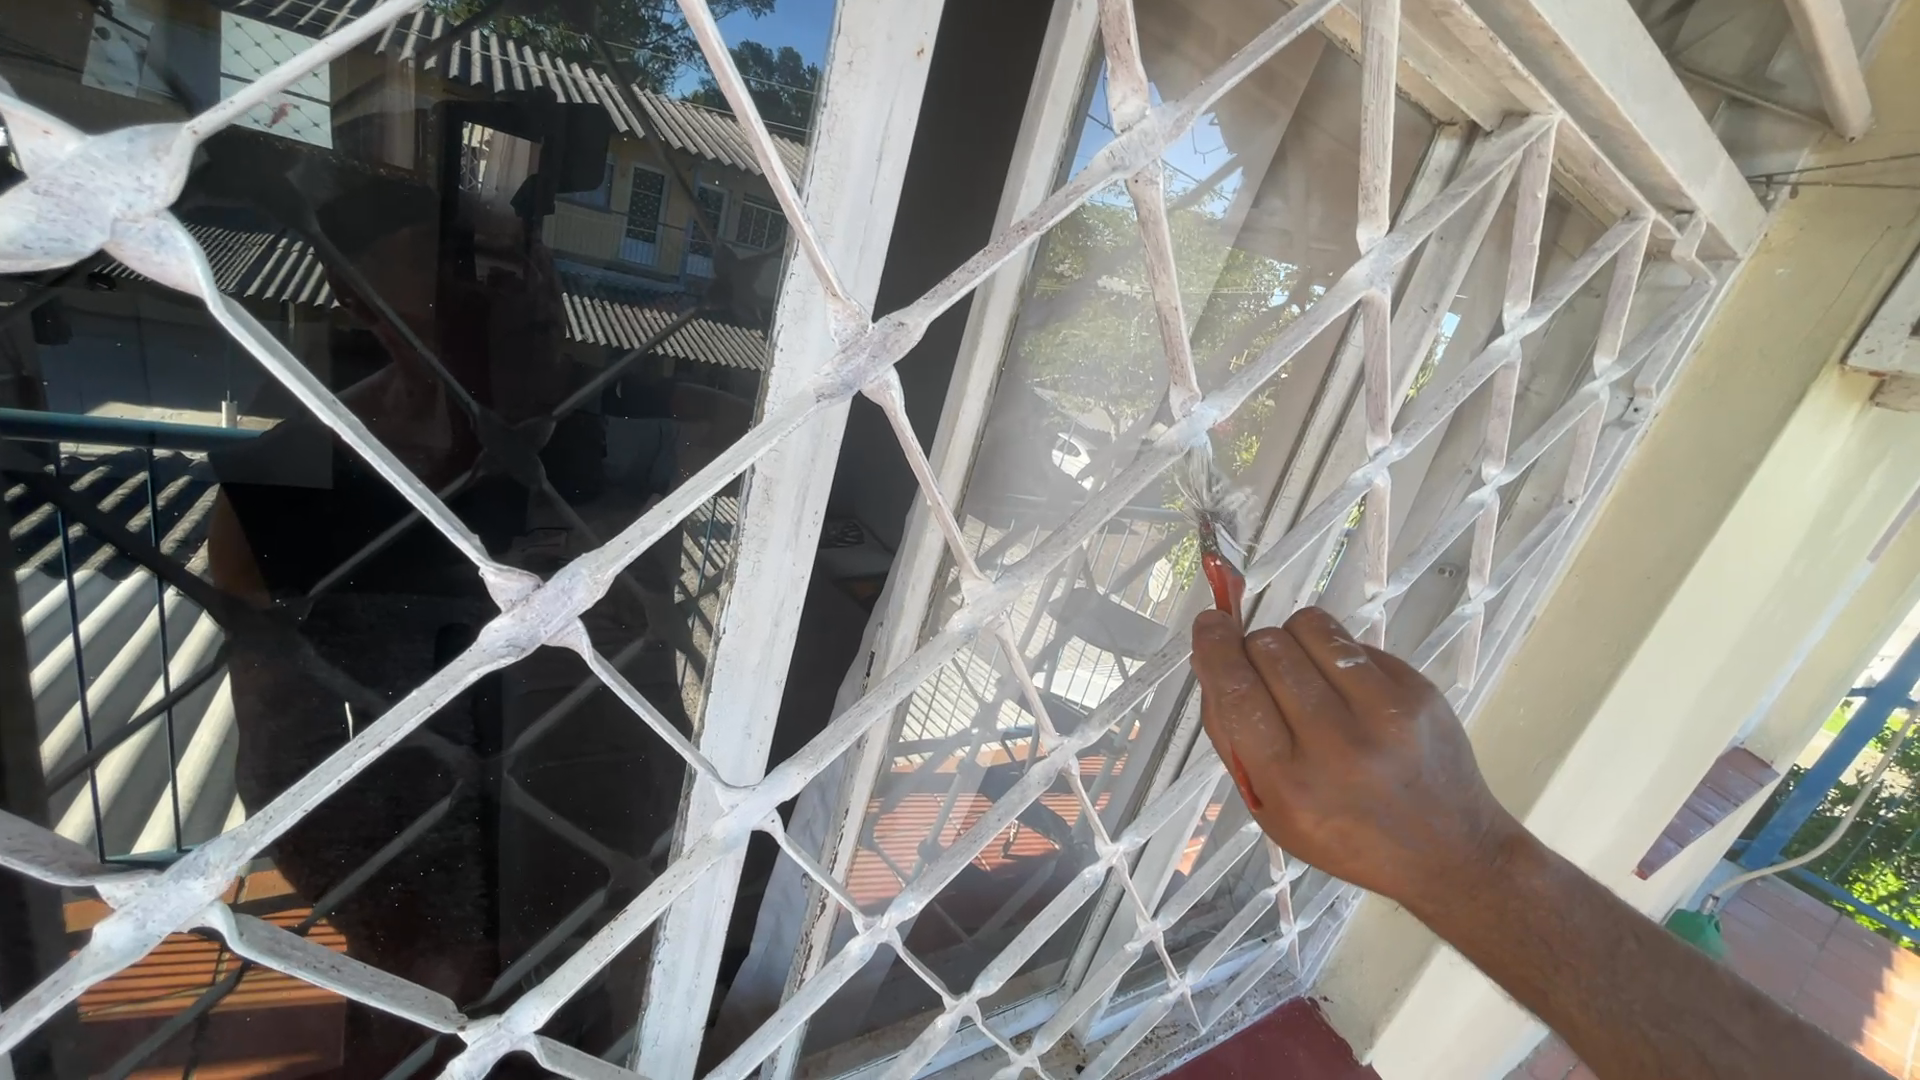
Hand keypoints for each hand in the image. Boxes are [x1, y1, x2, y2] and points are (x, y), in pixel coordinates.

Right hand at [1190, 607, 1524, 914]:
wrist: (1448, 849)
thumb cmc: (1341, 832)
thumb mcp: (1267, 805)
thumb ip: (1231, 735)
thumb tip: (1210, 660)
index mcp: (1289, 781)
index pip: (1237, 690)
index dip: (1215, 647)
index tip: (1208, 622)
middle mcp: (1337, 745)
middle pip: (1269, 648)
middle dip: (1252, 647)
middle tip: (1261, 668)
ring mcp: (1385, 713)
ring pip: (1309, 628)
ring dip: (1291, 638)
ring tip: (1301, 667)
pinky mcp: (1417, 689)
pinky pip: (1350, 638)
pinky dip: (1332, 650)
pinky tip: (1343, 684)